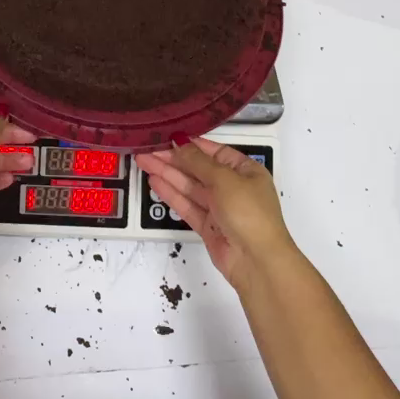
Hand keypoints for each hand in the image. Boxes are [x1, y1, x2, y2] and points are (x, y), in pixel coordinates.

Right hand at [137, 138, 295, 289]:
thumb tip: (179, 142)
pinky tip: (155, 182)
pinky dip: (171, 194)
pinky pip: (187, 205)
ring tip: (143, 161)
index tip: (167, 138)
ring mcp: (220, 207)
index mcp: (245, 170)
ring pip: (189, 186)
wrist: (256, 261)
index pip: (214, 152)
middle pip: (198, 169)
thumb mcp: (224, 179)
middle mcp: (233, 187)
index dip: (190, 144)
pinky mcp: (208, 225)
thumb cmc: (249, 213)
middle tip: (147, 149)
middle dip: (173, 159)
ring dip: (167, 174)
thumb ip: (197, 161)